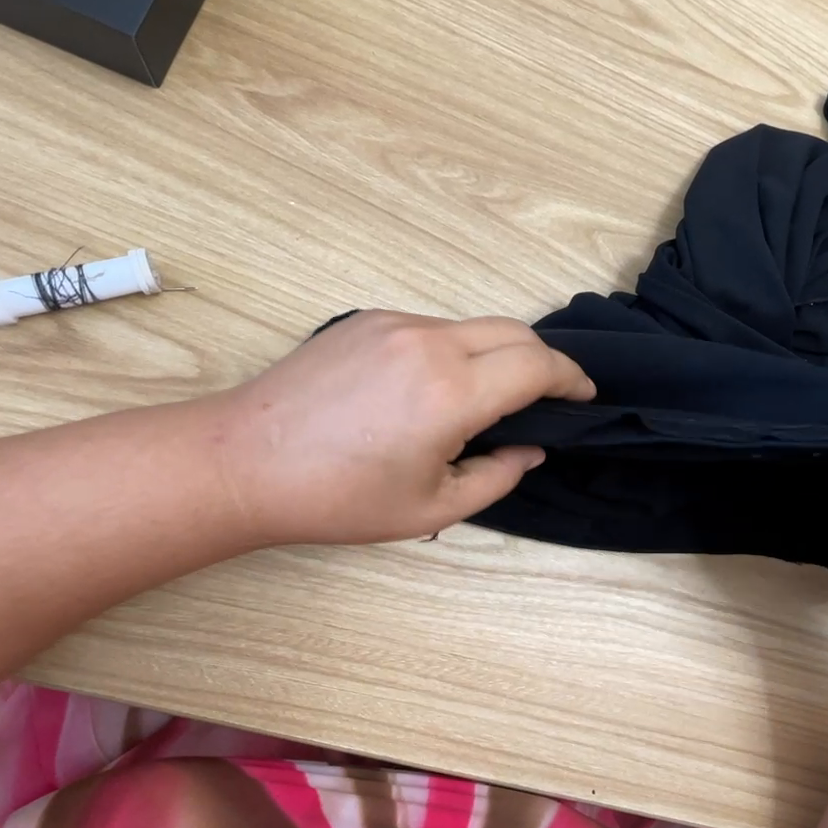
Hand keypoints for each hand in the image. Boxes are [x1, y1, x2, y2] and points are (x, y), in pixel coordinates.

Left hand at [207, 311, 594, 545]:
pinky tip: (436, 388)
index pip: (538, 365)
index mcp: (451, 393)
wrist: (242, 462)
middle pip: (516, 332)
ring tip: (489, 398)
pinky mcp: (367, 319)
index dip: (573, 378)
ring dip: (499, 355)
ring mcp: (395, 324)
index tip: (585, 396)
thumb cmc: (337, 498)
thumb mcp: (430, 507)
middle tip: (549, 397)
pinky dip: (457, 350)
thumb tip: (530, 450)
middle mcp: (430, 343)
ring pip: (475, 326)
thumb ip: (498, 477)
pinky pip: (435, 327)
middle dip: (545, 362)